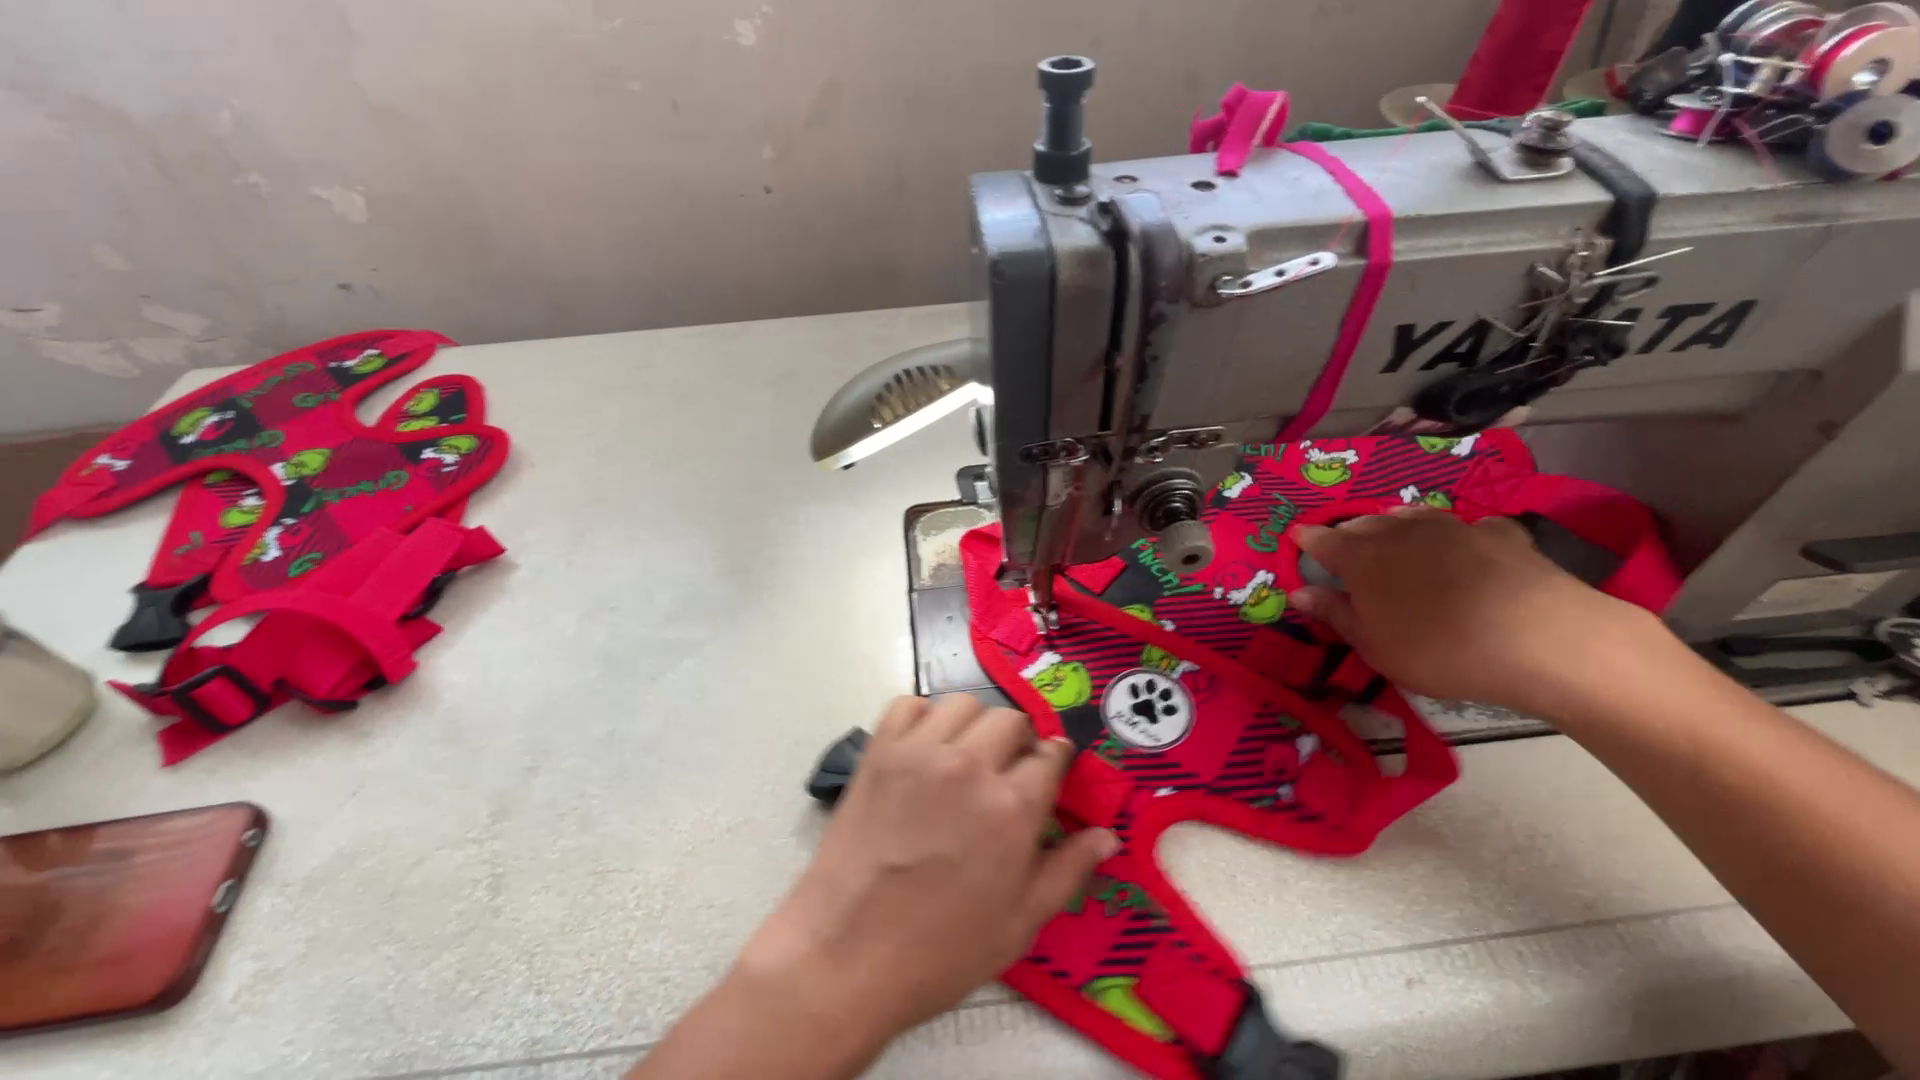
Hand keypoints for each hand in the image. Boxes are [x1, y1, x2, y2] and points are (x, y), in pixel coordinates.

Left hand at [740, 695, 1115, 1045]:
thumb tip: (1106, 835)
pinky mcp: (876, 753)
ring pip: (962, 703)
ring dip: (973, 725)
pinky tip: (924, 751)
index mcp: (1012, 808)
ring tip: (966, 759)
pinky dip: (922, 718)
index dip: (1053, 765)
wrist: (844, 956)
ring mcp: (918, 754)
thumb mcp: (1019, 924)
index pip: (1051, 754)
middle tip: (1006, 775)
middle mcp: (969, 766)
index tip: (1047, 778)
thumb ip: (1067, 871)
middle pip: (1010, 720)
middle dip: (1018, 742)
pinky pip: (907, 705)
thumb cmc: (939, 952)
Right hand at [1290, 508, 1664, 715]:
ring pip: (1412, 517)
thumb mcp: (1375, 645)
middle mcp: (1401, 531)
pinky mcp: (1500, 534)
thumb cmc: (1438, 649)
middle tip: (1344, 547)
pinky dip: (1456, 537)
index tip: (1296, 541)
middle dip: (1349, 533)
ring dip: (1397, 526)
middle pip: (1365, 524)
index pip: (1323, 541)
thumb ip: (1336, 614)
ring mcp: (1453, 527)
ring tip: (1394, 538)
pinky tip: (1466, 549)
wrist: (1538, 638)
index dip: (1307, 541)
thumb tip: (1300, 592)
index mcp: (1362, 558)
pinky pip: (1467, 528)